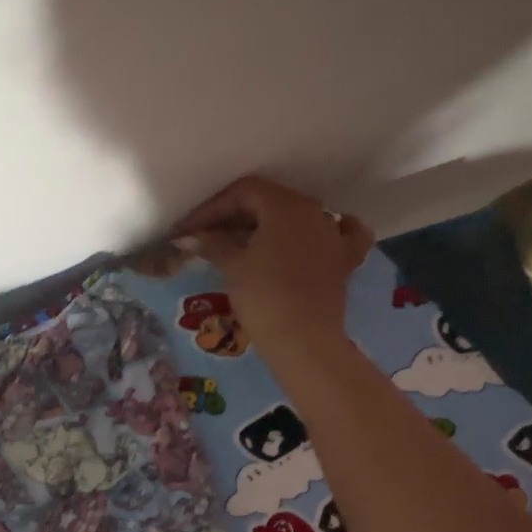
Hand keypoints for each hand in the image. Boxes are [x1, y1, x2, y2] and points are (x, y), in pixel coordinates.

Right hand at [168, 176, 372, 343]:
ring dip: (268, 226)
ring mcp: (333, 235)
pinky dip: (327, 232)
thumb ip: (212, 243)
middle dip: (235, 216)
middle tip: (206, 238)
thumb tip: (188, 236)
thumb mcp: (232, 266)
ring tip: (244, 243)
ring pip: (298, 218)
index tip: (189, 230)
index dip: (212, 208)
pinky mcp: (343, 261)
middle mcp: (314, 211)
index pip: (244, 192)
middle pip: (269, 202)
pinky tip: (319, 236)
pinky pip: (341, 235)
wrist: (303, 340)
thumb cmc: (263, 297)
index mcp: (286, 206)